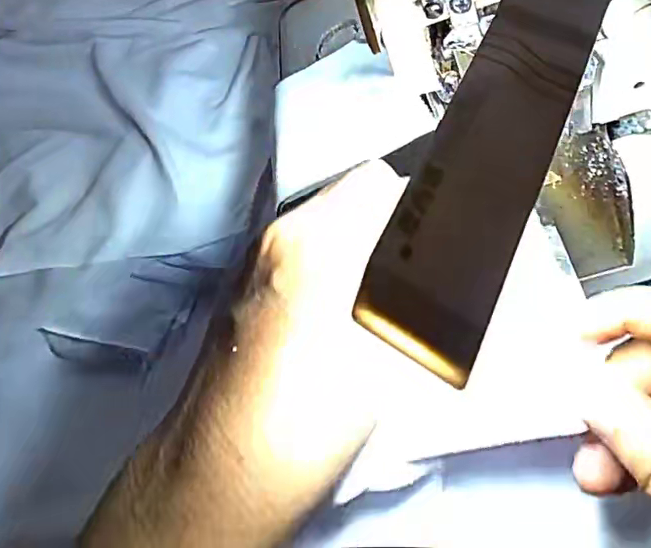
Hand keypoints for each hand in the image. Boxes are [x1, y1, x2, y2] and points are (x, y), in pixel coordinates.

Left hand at [83, 161, 408, 546]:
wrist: (221, 468)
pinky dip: (321, 264)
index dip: (410, 207)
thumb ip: (410, 297)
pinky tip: (330, 318)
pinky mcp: (238, 280)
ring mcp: (251, 255)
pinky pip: (294, 248)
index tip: (429, 238)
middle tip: (407, 276)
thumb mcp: (384, 361)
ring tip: (370, 302)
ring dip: (351, 245)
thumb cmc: (301, 424)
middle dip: (382, 227)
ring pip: (319, 223)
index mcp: (311, 241)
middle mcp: (275, 235)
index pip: (375, 181)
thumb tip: (429, 268)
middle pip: (345, 197)